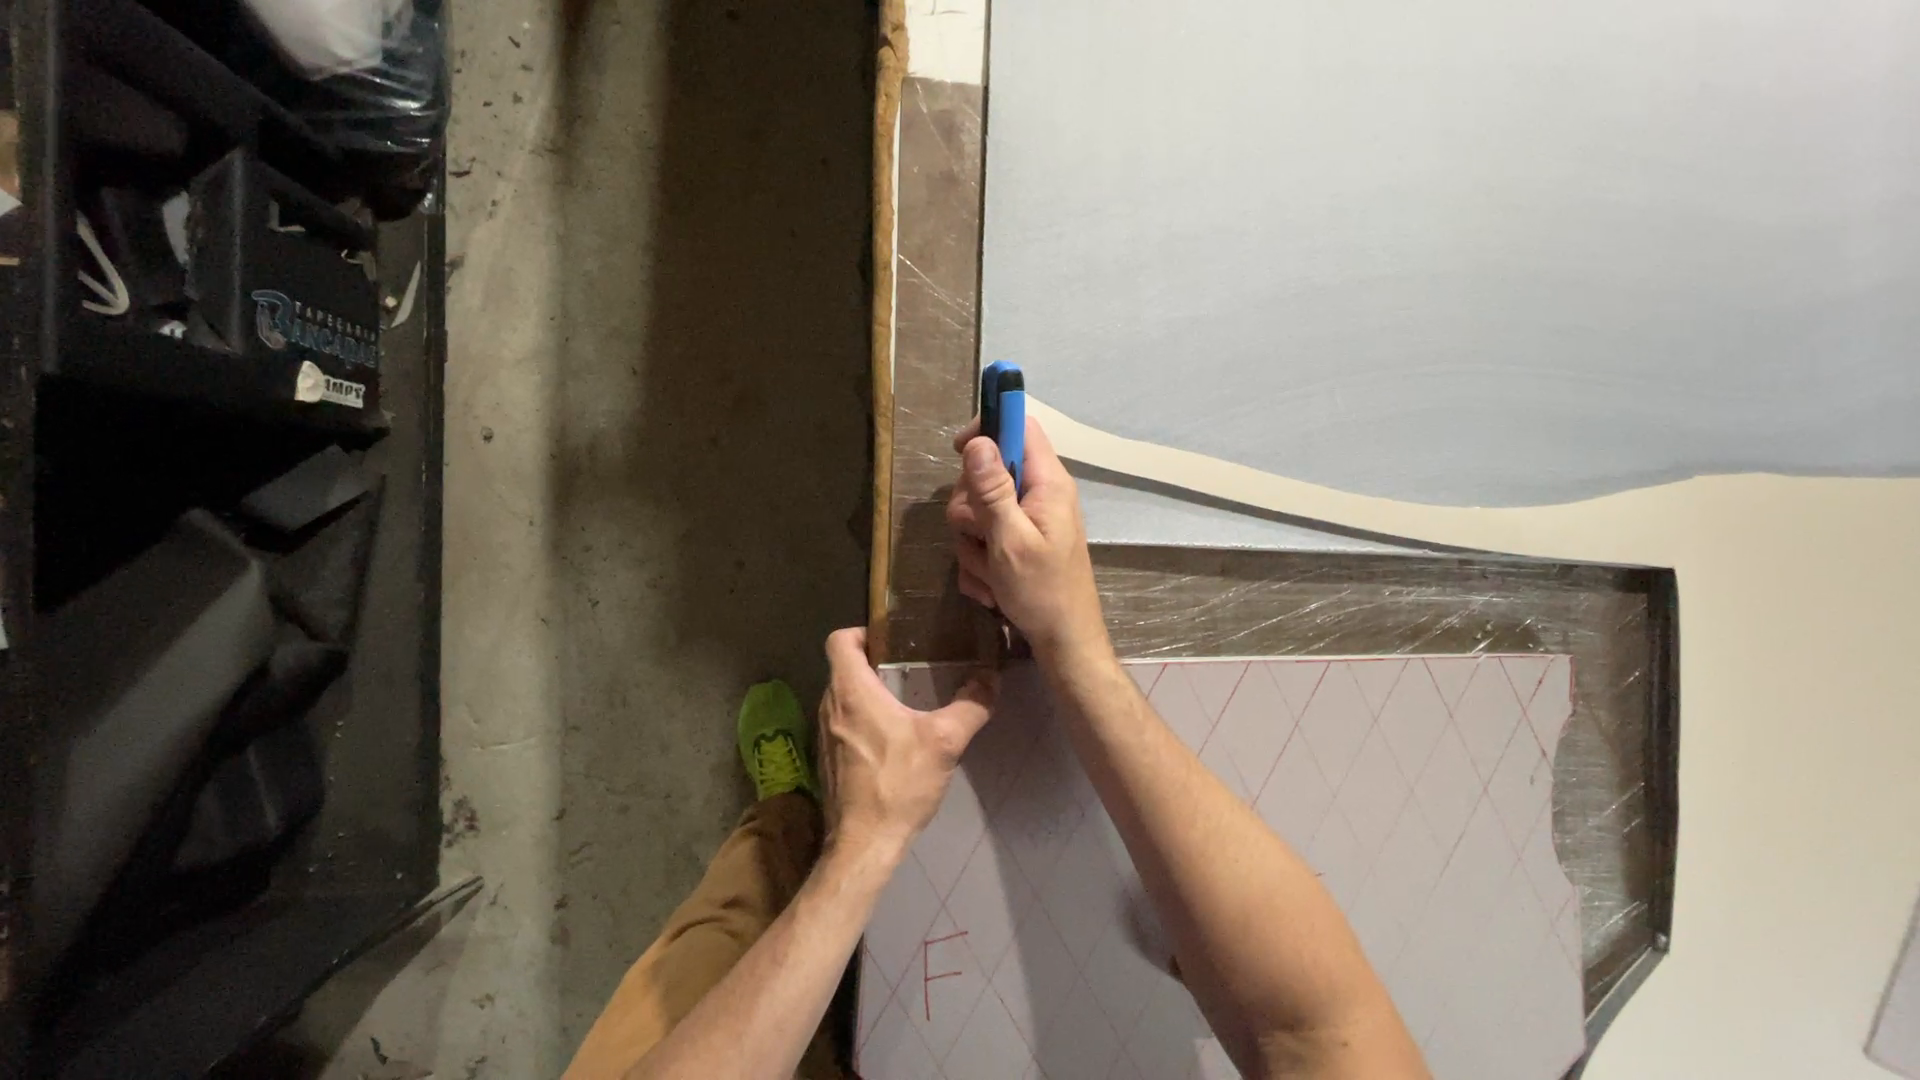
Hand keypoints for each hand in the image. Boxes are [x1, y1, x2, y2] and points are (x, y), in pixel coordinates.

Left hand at [818, 628, 996, 853]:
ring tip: (904, 701)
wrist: (863, 844)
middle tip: (909, 667)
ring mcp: (823, 735)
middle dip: (872, 662)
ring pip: (842, 697)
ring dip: (867, 693)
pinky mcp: (826, 760)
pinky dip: (861, 720)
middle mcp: (829, 706)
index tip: (891, 639)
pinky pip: (842, 723)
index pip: (839, 639)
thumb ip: (971, 705)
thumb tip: (991, 678)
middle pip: (842, 667)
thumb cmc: (898, 784)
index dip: (862, 631)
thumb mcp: (944, 742)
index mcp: (851, 691)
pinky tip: (891, 740)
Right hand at [945, 416, 1107, 658]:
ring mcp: (1025, 520)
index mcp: (1047, 483)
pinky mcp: (1015, 543)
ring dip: (973, 545)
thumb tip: (978, 442)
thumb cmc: (1043, 591)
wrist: (1063, 641)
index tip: (958, 451)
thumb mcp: (1011, 540)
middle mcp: (1037, 494)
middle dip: (970, 509)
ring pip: (976, 511)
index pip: (1018, 426)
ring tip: (992, 572)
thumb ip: (993, 490)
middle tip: (982, 537)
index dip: (987, 428)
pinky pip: (981, 539)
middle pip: (985, 472)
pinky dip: (979, 564)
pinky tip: (992, 586)